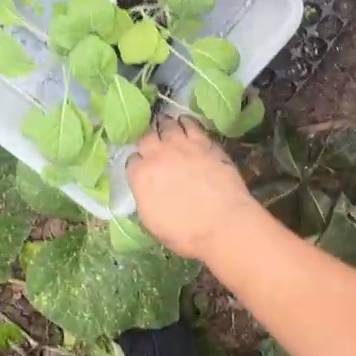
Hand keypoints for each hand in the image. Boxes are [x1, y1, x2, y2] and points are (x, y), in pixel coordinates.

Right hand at [126, 115, 260, 260]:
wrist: (223, 225)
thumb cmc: (185, 233)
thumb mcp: (151, 221)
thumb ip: (144, 197)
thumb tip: (145, 188)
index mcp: (141, 175)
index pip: (132, 160)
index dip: (138, 163)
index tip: (142, 166)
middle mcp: (158, 154)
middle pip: (146, 136)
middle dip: (147, 138)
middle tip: (152, 141)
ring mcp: (182, 145)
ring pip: (167, 125)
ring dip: (165, 126)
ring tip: (167, 127)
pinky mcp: (205, 143)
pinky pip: (191, 124)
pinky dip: (186, 122)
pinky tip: (186, 124)